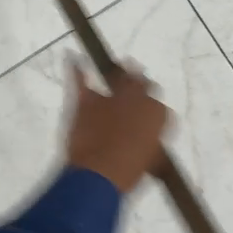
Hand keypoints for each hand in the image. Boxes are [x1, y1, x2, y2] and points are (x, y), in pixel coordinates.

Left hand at [64, 61, 170, 193]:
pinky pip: (81, 79)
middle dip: (139, 83)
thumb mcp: (152, 161)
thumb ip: (152, 144)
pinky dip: (77, 70)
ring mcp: (110, 95)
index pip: (158, 104)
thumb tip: (149, 143)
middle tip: (136, 85)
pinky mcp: (86, 99)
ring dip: (119, 72)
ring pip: (117, 76)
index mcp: (157, 112)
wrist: (99, 173)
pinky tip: (73, 59)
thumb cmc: (130, 172)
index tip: (146, 117)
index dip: (151, 109)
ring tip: (119, 65)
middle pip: (141, 82)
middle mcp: (137, 97)